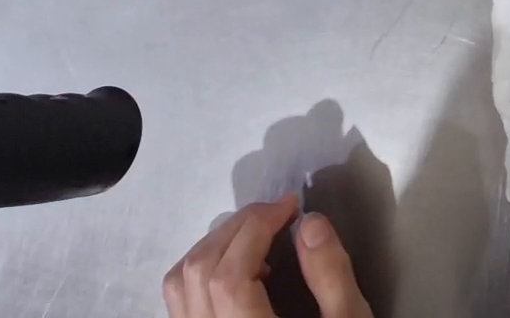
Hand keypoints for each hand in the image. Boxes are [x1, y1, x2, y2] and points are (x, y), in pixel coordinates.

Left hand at [163, 195, 373, 317]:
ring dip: (216, 244)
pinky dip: (204, 270)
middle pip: (197, 273)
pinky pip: (180, 304)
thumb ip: (331, 273)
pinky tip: (243, 268)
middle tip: (279, 212)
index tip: (292, 205)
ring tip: (259, 232)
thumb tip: (308, 221)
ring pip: (178, 287)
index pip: (230, 275)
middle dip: (239, 226)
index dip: (257, 227)